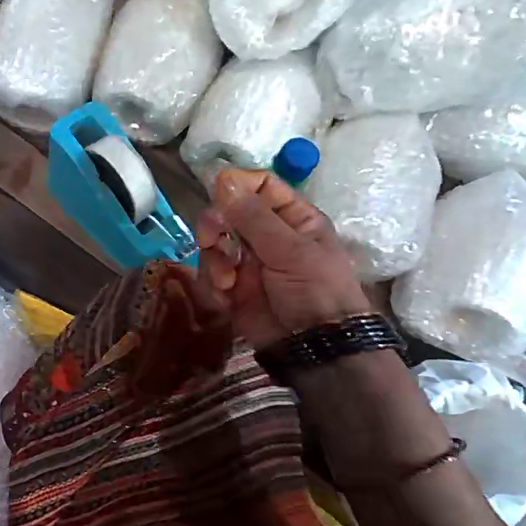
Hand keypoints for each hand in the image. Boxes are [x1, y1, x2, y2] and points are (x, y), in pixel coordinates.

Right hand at [194, 168, 372, 348]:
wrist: (313, 346)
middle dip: (215, 227)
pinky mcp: (233, 290)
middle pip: (228, 214)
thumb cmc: (315, 290)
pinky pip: (210, 276)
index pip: (260, 186)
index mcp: (292, 218)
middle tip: (211, 239)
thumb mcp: (289, 250)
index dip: (237, 186)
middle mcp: (268, 236)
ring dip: (214, 261)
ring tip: (226, 282)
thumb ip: (253, 217)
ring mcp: (249, 263)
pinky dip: (212, 285)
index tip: (217, 193)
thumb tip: (222, 179)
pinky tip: (225, 297)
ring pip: (214, 246)